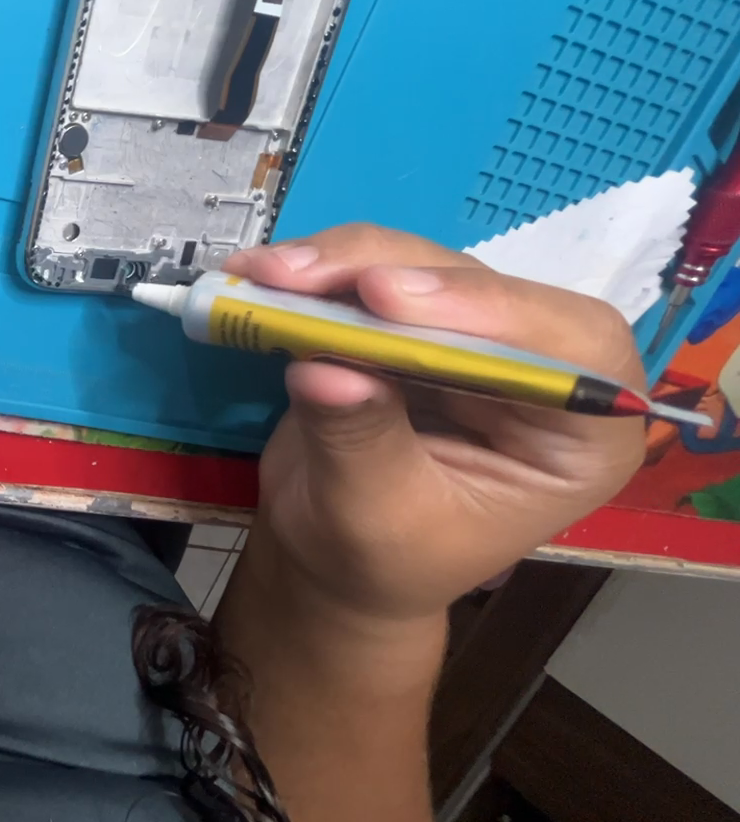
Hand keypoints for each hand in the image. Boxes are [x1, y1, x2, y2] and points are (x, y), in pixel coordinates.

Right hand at [223, 223, 645, 623]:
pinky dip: (300, 277)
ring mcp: (451, 345)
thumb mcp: (369, 514)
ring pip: (407, 269)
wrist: (328, 558)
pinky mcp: (387, 333)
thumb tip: (324, 371)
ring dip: (329, 263)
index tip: (381, 296)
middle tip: (290, 274)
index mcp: (571, 433)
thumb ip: (358, 441)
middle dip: (377, 270)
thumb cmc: (373, 557)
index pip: (566, 345)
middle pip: (474, 287)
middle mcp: (524, 372)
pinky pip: (353, 284)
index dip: (484, 306)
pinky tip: (252, 277)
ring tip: (254, 273)